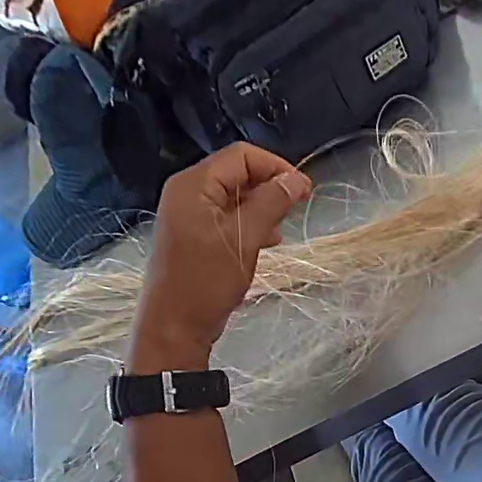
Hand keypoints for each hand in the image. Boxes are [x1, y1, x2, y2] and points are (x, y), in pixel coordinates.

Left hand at [132, 143, 310, 368]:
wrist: (175, 324)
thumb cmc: (207, 279)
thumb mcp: (245, 238)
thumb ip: (271, 203)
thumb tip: (297, 179)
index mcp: (195, 185)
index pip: (242, 156)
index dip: (277, 167)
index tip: (306, 190)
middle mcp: (189, 192)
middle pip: (237, 173)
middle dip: (271, 186)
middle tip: (299, 207)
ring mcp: (191, 215)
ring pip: (235, 196)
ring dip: (263, 206)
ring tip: (285, 226)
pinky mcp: (196, 235)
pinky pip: (228, 217)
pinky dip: (251, 222)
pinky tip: (268, 240)